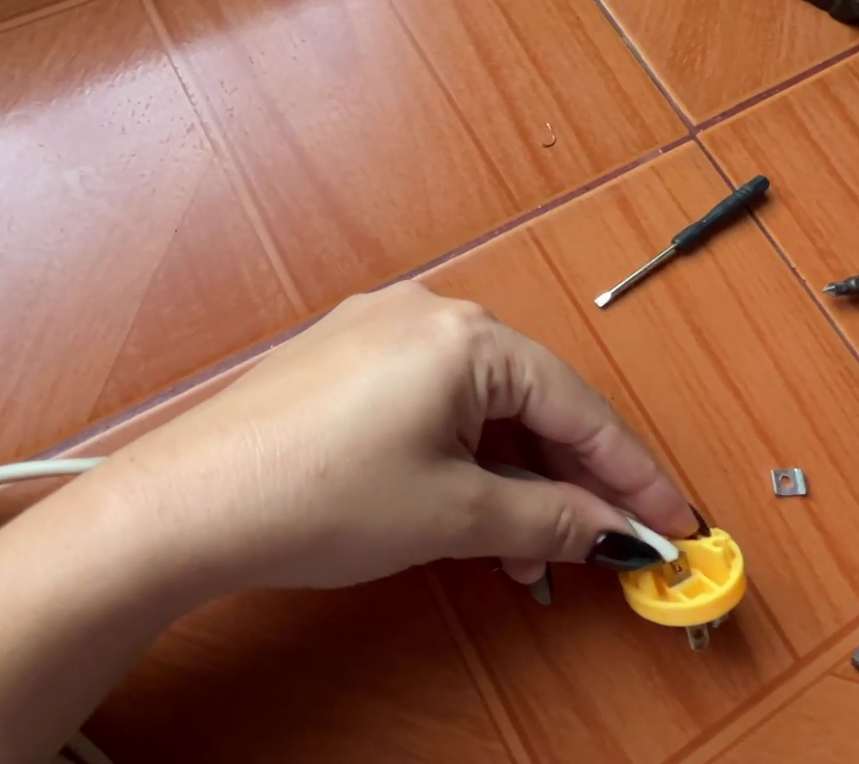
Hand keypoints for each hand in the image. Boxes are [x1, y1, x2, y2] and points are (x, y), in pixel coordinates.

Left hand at [100, 282, 696, 593]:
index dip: (631, 471)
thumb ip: (549, 516)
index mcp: (466, 334)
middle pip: (529, 399)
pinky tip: (473, 504)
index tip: (672, 517)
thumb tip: (612, 526)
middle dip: (568, 476)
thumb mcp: (453, 514)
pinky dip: (464, 451)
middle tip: (603, 540)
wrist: (187, 503)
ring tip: (529, 546)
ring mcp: (383, 328)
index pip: (577, 404)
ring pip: (481, 402)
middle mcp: (428, 312)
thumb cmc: (313, 494)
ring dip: (512, 471)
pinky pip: (435, 399)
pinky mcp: (351, 355)